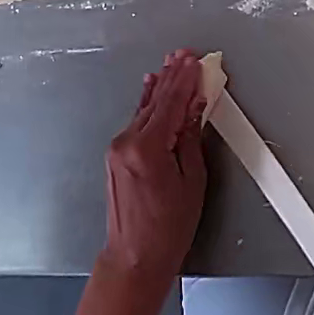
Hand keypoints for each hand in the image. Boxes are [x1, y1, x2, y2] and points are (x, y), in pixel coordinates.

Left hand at [99, 49, 207, 282]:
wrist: (135, 258)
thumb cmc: (166, 229)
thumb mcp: (192, 180)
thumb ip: (191, 138)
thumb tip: (195, 108)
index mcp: (147, 149)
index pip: (172, 103)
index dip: (186, 80)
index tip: (197, 63)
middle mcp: (127, 143)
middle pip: (157, 100)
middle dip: (174, 76)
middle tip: (187, 56)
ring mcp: (118, 148)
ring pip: (146, 108)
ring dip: (161, 85)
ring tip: (172, 64)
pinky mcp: (116, 154)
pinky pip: (137, 120)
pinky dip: (148, 103)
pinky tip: (151, 87)